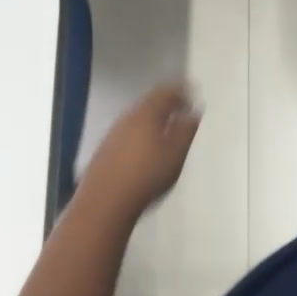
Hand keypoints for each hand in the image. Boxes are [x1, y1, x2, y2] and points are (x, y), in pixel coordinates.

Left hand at [79, 83, 201, 218]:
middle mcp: (128, 116)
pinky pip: (126, 133)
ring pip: (136, 118)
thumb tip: (193, 112)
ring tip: (164, 132)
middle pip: (150, 102)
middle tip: (181, 112)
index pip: (167, 92)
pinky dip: (138, 135)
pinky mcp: (103, 151)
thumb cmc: (146, 175)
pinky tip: (142, 151)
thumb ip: (187, 129)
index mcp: (148, 112)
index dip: (183, 92)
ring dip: (151, 120)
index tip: (194, 98)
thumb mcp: (176, 153)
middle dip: (166, 105)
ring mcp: (113, 133)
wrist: (103, 204)